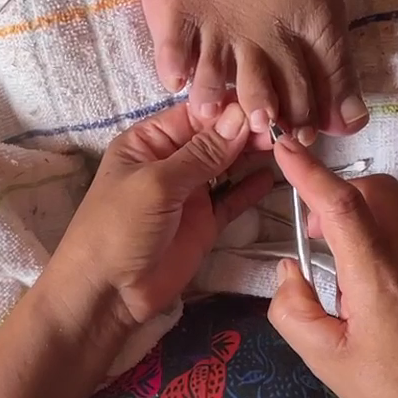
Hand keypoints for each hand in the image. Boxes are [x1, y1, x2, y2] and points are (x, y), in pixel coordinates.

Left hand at [45, 103, 273, 330]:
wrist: (107, 293)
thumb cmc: (118, 229)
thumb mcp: (157, 184)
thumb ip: (201, 153)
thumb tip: (241, 117)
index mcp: (149, 141)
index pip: (197, 113)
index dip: (231, 108)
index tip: (268, 104)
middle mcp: (170, 161)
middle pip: (217, 136)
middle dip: (249, 129)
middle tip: (287, 126)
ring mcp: (189, 193)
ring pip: (228, 165)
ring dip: (255, 154)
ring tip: (290, 144)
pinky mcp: (203, 223)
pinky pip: (232, 199)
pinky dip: (251, 188)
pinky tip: (275, 175)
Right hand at [265, 139, 397, 397]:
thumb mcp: (324, 360)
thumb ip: (293, 309)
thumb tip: (290, 271)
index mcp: (379, 278)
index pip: (341, 205)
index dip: (309, 172)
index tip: (284, 148)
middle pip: (377, 189)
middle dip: (338, 191)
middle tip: (314, 234)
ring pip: (395, 211)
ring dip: (358, 218)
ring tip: (339, 271)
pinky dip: (379, 242)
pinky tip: (370, 293)